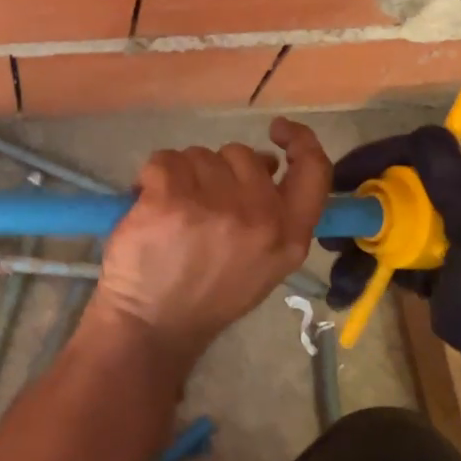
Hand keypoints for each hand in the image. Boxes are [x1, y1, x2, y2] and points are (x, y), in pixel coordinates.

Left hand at [85, 117, 331, 368]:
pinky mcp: (170, 199)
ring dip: (180, 177)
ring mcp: (215, 206)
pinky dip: (149, 179)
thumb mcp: (261, 265)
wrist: (152, 327)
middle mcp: (260, 217)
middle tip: (196, 209)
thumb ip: (270, 215)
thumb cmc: (203, 299)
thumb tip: (265, 162)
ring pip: (198, 156)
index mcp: (290, 237)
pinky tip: (146, 208)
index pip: (315, 171)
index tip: (278, 132)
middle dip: (215, 172)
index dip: (300, 141)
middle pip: (241, 155)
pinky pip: (163, 162)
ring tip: (170, 217)